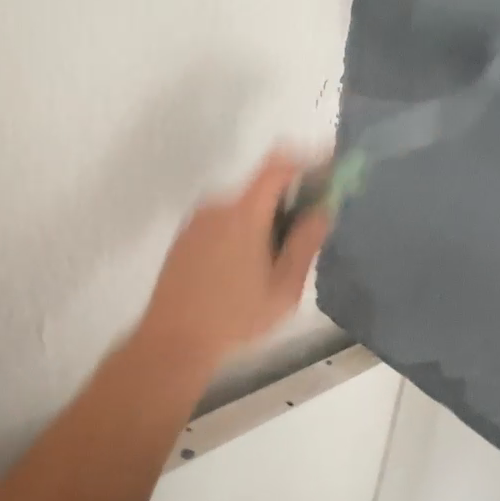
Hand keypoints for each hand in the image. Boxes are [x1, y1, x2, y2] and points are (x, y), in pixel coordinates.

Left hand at [136, 150, 332, 366]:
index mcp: (244, 213)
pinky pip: (221, 224)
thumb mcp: (284, 288)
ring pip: (241, 210)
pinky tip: (239, 276)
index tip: (327, 169)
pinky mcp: (183, 238)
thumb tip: (325, 209)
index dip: (306, 159)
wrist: (172, 341)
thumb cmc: (235, 317)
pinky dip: (239, 237)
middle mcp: (217, 206)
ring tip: (266, 272)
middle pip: (260, 191)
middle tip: (298, 245)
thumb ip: (306, 243)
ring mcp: (196, 221)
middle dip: (284, 208)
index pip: (278, 165)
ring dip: (260, 226)